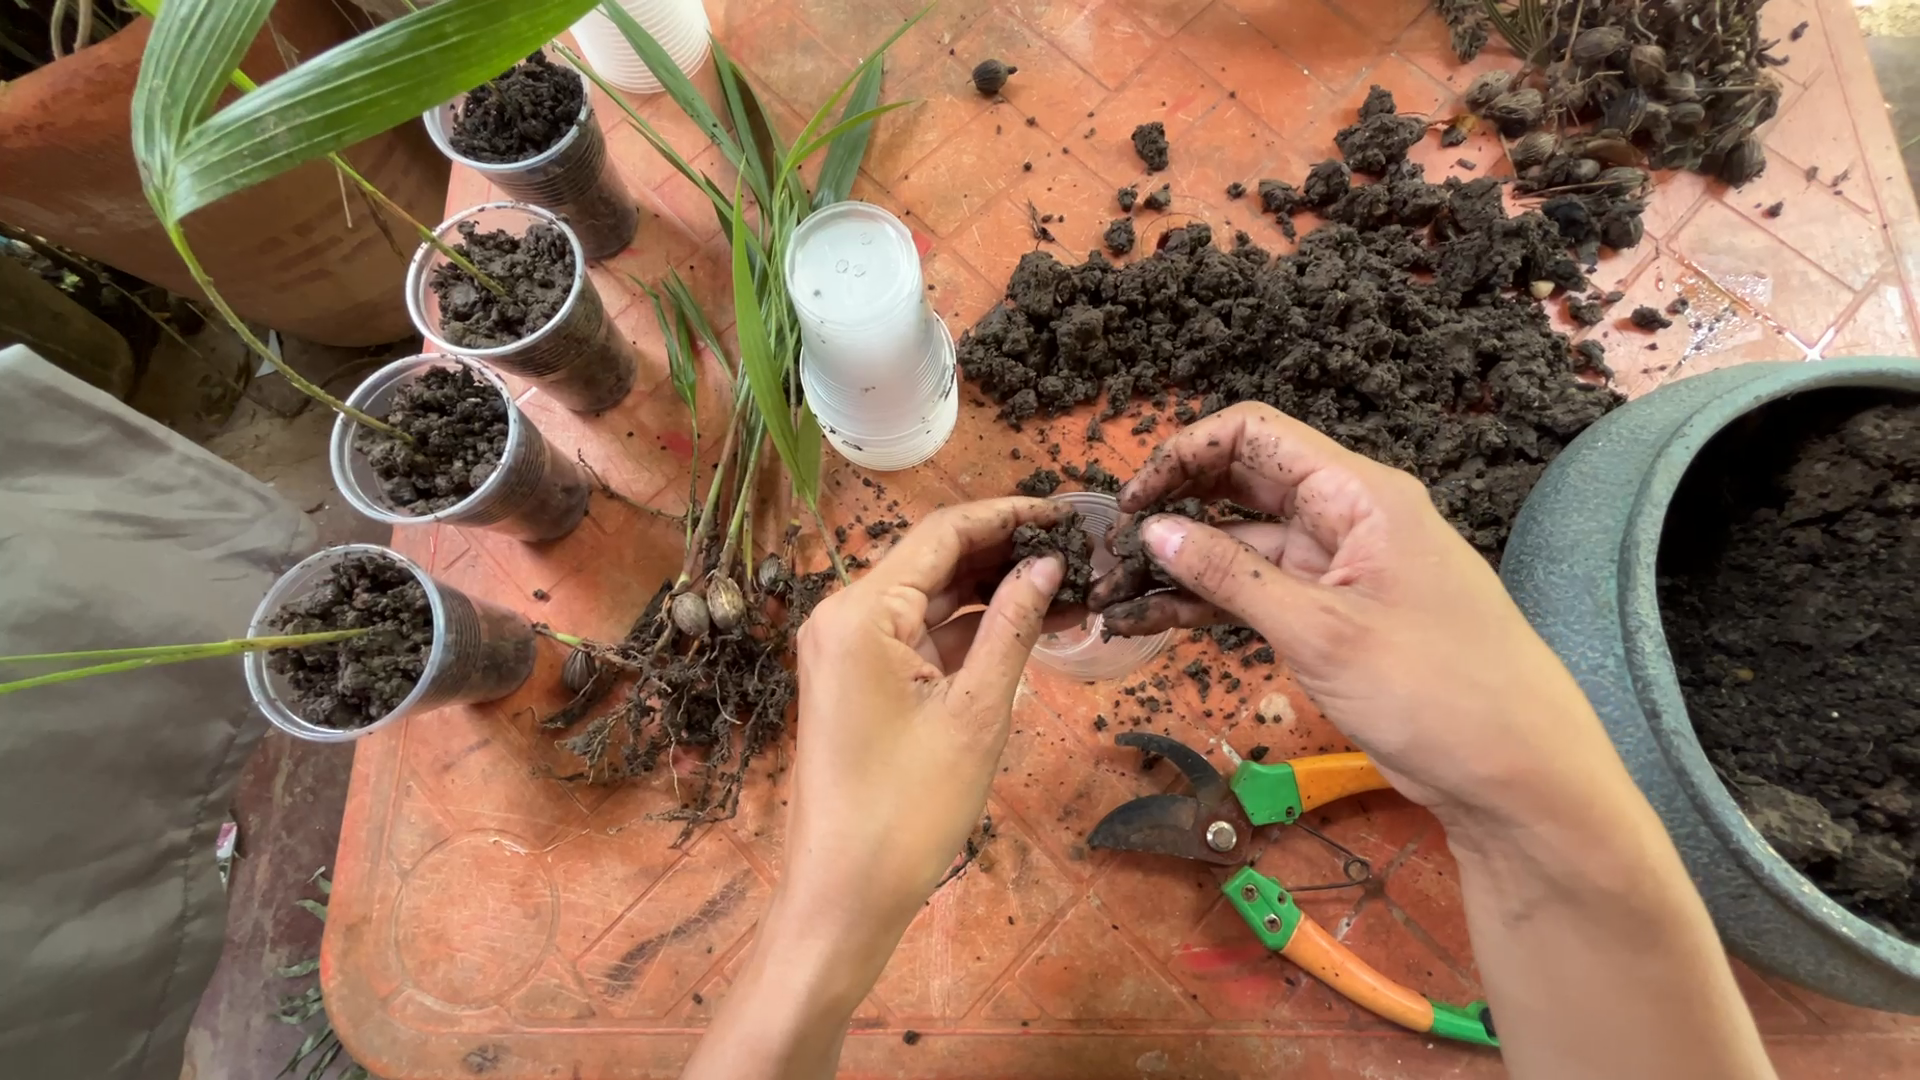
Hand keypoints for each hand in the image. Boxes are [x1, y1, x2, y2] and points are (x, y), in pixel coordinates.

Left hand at [682, 499, 1069, 1079]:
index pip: (942, 532)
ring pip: (931, 595)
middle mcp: (846, 613)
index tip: (1063, 510)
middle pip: (935, 559)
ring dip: (990, 588)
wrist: (845, 893)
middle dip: (1003, 550)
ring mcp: (850, 644)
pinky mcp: (861, 674)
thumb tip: (1048, 565)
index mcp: (862, 610)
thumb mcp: (977, 712)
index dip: (1006, 515)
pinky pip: (921, 633)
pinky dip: (968, 626)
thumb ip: (1012, 627)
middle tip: (1074, 544)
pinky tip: (1024, 618)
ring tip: (1063, 577)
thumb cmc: (911, 807)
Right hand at [1088, 402, 1627, 833]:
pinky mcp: (1323, 612)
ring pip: (1239, 544)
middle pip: (1240, 484)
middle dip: (1175, 506)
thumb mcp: (1321, 629)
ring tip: (1121, 590)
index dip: (1186, 453)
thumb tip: (1152, 531)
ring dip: (1182, 563)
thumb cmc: (1435, 689)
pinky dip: (1207, 600)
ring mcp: (1331, 566)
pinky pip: (1252, 590)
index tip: (1135, 498)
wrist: (1516, 779)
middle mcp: (1342, 516)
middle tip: (1118, 543)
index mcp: (1357, 493)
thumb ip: (1230, 575)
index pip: (1255, 434)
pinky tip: (1154, 618)